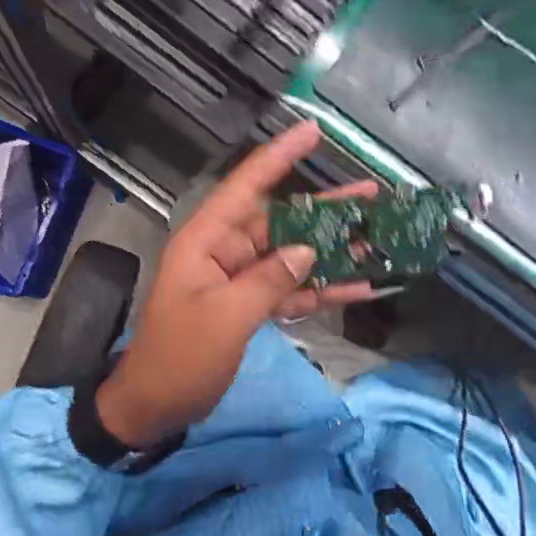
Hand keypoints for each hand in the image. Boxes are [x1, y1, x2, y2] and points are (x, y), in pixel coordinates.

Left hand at [95, 122, 377, 445]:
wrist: (155, 405)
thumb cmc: (180, 357)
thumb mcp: (225, 317)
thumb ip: (268, 280)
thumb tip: (306, 250)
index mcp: (205, 241)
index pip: (244, 188)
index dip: (278, 157)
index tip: (312, 130)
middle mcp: (222, 253)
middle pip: (278, 222)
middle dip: (324, 211)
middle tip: (374, 195)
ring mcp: (237, 281)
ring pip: (290, 256)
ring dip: (331, 251)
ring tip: (380, 238)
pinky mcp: (247, 308)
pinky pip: (289, 291)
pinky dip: (320, 290)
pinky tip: (359, 287)